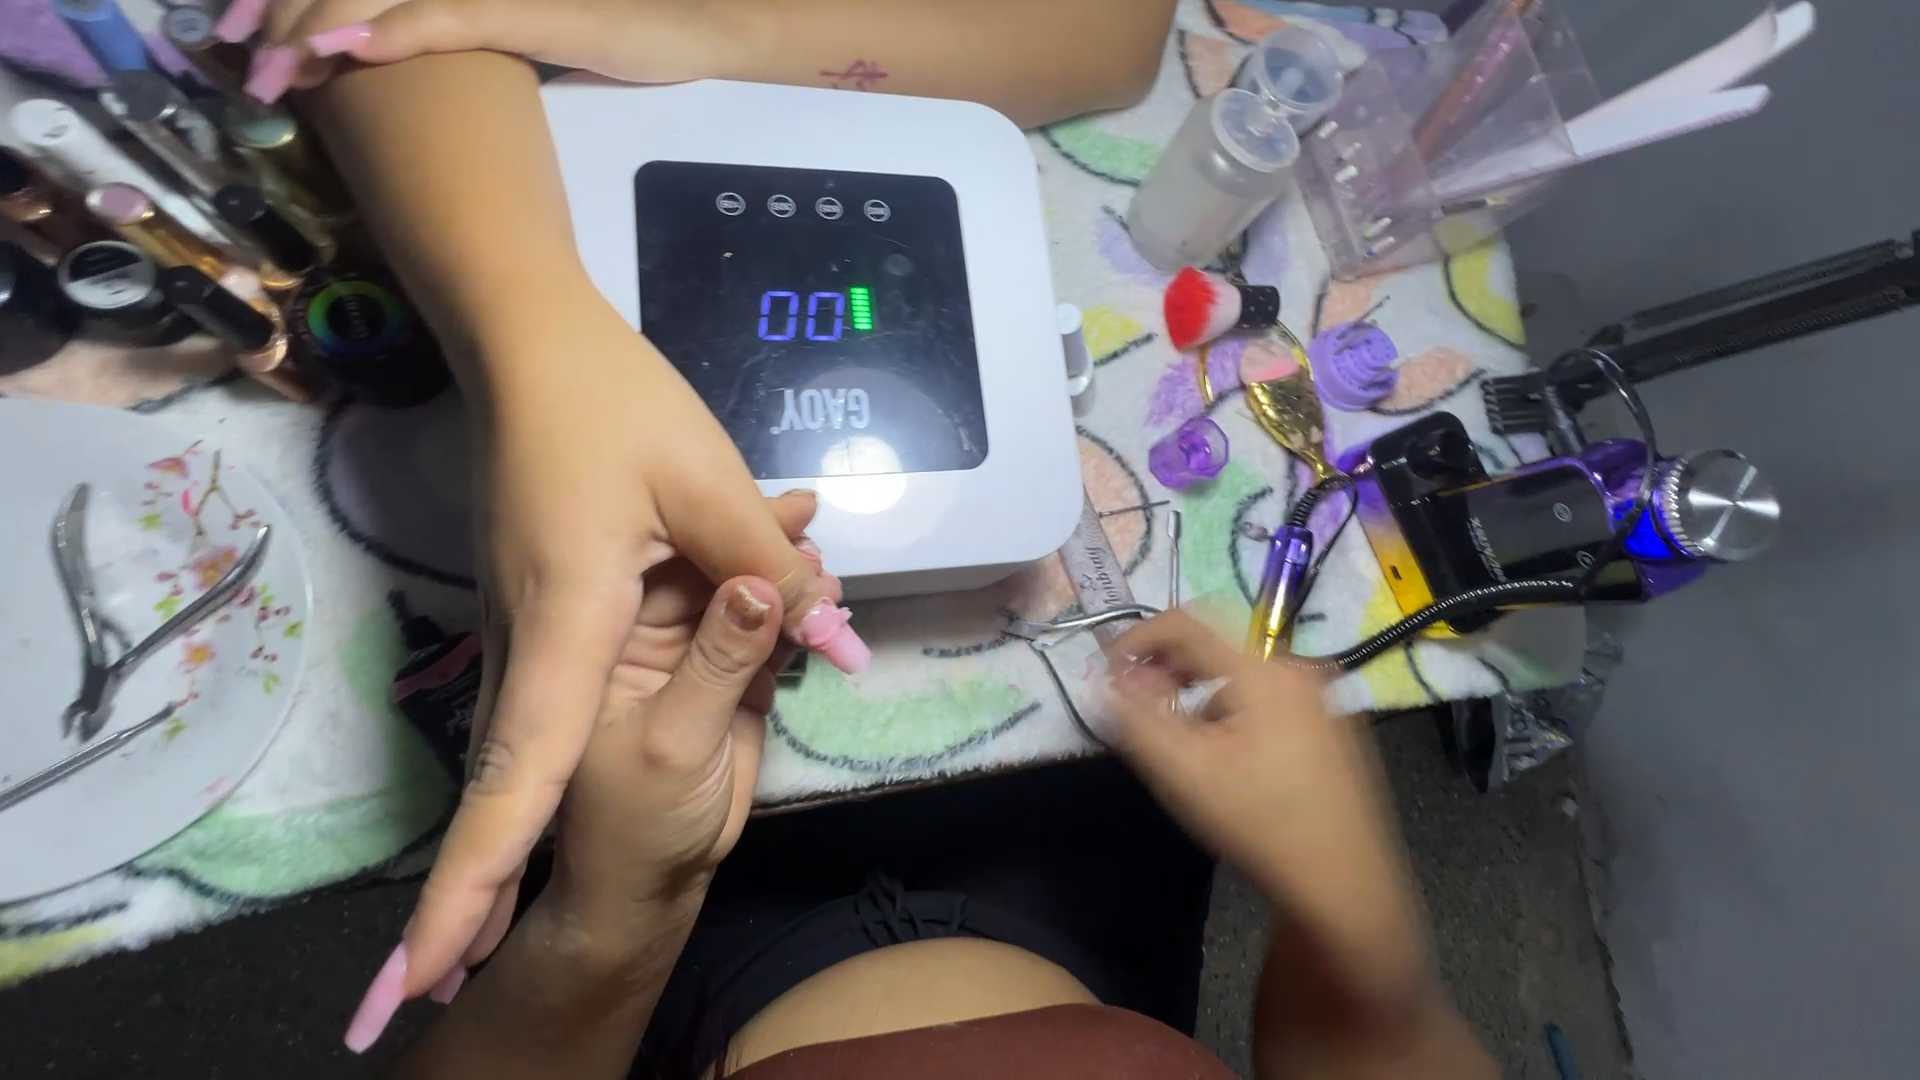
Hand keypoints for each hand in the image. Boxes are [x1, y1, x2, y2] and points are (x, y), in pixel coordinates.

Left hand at [219, 0, 740, 101]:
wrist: (689, 28)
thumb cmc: (626, 36)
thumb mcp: (544, 40)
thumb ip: (492, 41)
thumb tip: (457, 70)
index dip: (304, 2)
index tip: (261, 36)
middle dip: (285, 14)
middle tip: (240, 56)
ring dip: (316, 27)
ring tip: (269, 64)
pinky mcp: (528, 14)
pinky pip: (446, 19)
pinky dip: (392, 32)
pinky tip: (343, 50)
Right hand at [341, 306, 860, 1024]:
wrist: (534, 347)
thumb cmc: (619, 408)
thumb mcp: (712, 487)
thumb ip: (767, 568)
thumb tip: (825, 628)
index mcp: (565, 615)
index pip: (521, 766)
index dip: (474, 874)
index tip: (421, 978)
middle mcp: (529, 633)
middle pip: (519, 766)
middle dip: (488, 869)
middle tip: (466, 962)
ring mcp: (525, 615)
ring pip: (557, 717)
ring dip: (578, 772)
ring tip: (580, 816)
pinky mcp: (539, 594)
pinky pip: (578, 666)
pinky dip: (632, 684)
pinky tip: (681, 658)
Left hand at [348, 558, 799, 1053]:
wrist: (662, 880)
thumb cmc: (642, 820)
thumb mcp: (676, 738)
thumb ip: (719, 662)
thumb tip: (762, 584)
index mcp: (608, 638)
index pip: (666, 568)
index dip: (719, 535)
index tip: (778, 510)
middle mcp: (649, 632)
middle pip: (710, 573)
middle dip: (761, 550)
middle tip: (809, 520)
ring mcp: (695, 652)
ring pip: (744, 600)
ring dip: (786, 583)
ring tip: (825, 560)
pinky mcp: (732, 675)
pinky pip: (768, 635)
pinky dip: (798, 620)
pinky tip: (827, 599)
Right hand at [1102, 613, 1429, 1001]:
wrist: (1347, 890)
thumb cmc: (1258, 824)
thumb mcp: (1182, 771)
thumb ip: (1136, 716)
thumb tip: (1109, 677)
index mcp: (1262, 670)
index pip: (1186, 622)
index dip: (1137, 637)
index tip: (1108, 670)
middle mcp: (1296, 669)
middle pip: (1214, 642)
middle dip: (1164, 665)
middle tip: (1135, 701)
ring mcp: (1319, 696)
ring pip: (1237, 670)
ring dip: (1194, 686)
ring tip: (1175, 730)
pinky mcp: (1329, 723)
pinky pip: (1263, 692)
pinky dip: (1227, 703)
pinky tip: (1221, 749)